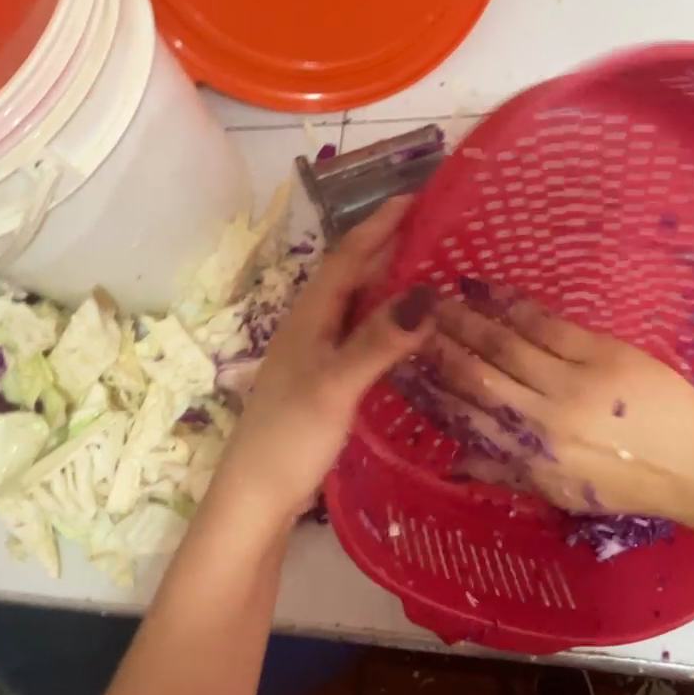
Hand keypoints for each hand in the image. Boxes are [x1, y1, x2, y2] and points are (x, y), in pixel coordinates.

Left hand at [209, 198, 437, 518]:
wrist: (255, 498)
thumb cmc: (289, 438)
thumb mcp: (336, 385)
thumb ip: (379, 340)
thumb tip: (428, 293)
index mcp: (310, 317)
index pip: (348, 257)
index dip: (380, 225)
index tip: (417, 196)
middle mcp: (312, 328)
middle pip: (354, 276)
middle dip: (391, 247)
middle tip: (438, 232)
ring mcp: (317, 356)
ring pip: (359, 307)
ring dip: (391, 285)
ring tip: (435, 274)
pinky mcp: (326, 383)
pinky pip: (362, 337)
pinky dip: (389, 325)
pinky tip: (411, 335)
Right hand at [417, 286, 693, 522]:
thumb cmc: (629, 484)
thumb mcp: (561, 492)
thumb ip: (506, 474)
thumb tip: (454, 463)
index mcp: (531, 459)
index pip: (467, 419)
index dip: (430, 391)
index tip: (400, 367)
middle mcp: (543, 421)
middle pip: (477, 377)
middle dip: (438, 347)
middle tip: (409, 321)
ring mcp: (572, 384)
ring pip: (504, 346)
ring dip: (466, 321)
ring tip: (438, 300)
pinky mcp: (602, 354)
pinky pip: (545, 325)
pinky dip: (510, 306)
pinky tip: (485, 290)